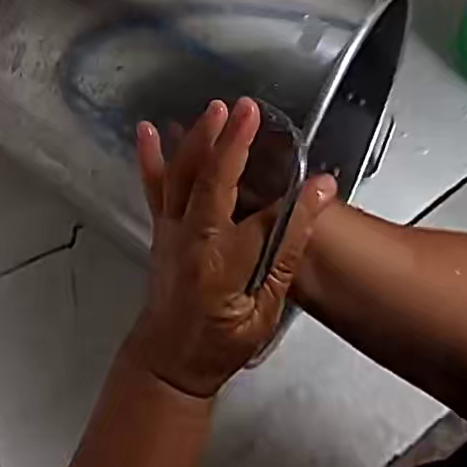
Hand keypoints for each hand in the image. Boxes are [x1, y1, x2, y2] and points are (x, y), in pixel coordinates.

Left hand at [123, 97, 337, 398]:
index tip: (316, 177)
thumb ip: (289, 253)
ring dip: (199, 138)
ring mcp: (170, 228)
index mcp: (220, 264)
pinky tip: (149, 129)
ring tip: (217, 109)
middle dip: (231, 142)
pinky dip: (151, 155)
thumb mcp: (264, 310)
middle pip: (211, 182)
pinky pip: (155, 184)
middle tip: (248, 110)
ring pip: (182, 174)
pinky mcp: (160, 223)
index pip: (260, 222)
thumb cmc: (220, 341)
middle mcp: (190, 239)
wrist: (168, 357)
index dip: (292, 199)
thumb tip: (317, 201)